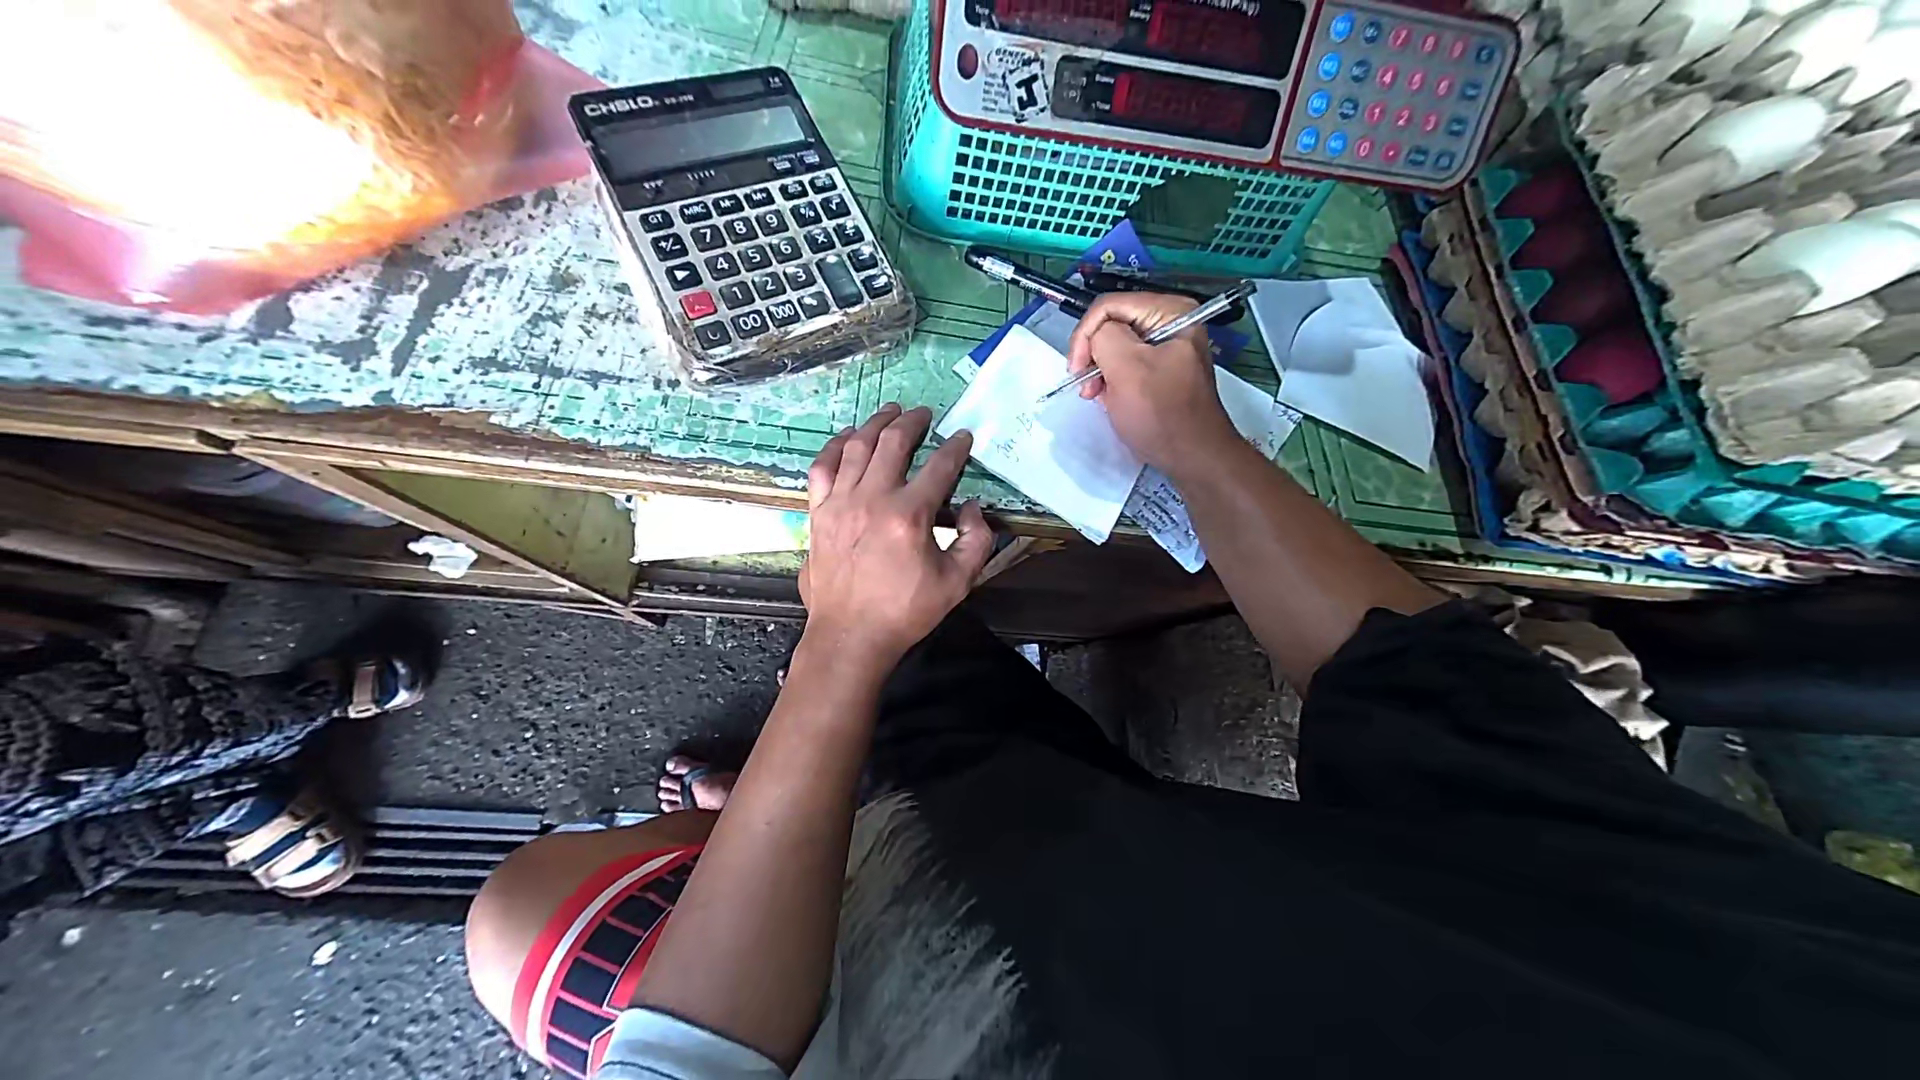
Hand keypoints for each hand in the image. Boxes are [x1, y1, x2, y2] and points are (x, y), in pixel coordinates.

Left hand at [799, 404, 994, 666]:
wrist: (851, 635)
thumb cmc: (906, 611)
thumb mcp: (958, 582)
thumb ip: (977, 540)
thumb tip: (973, 507)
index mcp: (910, 515)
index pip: (939, 466)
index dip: (956, 447)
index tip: (963, 436)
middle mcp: (872, 499)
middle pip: (893, 442)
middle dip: (912, 421)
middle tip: (924, 414)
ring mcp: (840, 503)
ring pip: (856, 447)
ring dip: (875, 424)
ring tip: (889, 413)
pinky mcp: (818, 513)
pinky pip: (822, 467)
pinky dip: (835, 447)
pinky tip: (847, 438)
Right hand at [1066, 292, 1238, 475]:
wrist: (1193, 457)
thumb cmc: (1161, 413)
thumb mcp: (1126, 368)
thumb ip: (1103, 337)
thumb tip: (1095, 338)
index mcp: (1170, 312)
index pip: (1108, 306)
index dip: (1086, 335)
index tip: (1077, 369)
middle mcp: (1171, 323)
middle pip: (1112, 325)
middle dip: (1092, 354)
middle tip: (1085, 386)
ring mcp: (1166, 349)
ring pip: (1115, 347)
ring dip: (1099, 371)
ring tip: (1095, 396)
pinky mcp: (1161, 371)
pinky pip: (1125, 365)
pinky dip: (1111, 381)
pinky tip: (1109, 399)